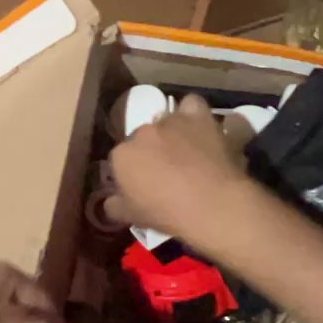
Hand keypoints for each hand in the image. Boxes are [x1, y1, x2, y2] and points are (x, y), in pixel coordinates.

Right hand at [106, 93, 257, 250]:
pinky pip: (191, 104)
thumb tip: (110, 201)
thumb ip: (115, 205)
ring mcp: (170, 122)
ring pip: (166, 121)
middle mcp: (142, 132)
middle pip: (142, 138)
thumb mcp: (132, 218)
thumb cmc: (168, 215)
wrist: (212, 205)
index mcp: (122, 155)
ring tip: (185, 152)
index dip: (133, 172)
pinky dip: (192, 113)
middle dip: (151, 151)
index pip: (121, 159)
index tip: (144, 186)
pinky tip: (197, 126)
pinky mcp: (198, 117)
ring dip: (171, 133)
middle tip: (167, 171)